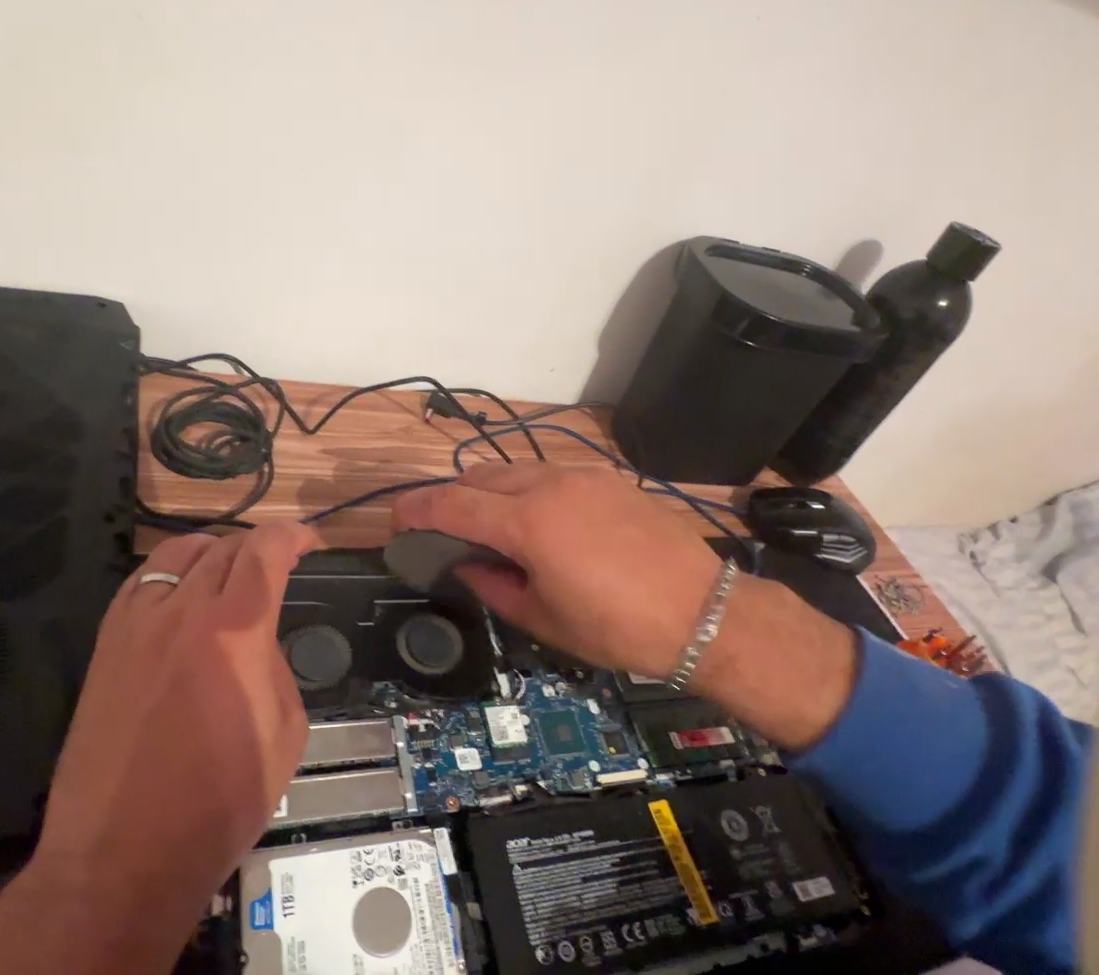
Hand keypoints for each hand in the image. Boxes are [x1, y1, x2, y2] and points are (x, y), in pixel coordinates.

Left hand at [0, 523, 320, 974]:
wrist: (124, 855)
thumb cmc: (220, 801)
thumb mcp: (286, 732)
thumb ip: (276, 670)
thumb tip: (258, 648)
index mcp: (235, 630)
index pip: (266, 550)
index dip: (294, 536)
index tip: (311, 543)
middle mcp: (181, 612)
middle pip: (224, 547)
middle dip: (260, 546)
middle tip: (280, 562)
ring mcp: (134, 626)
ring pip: (176, 555)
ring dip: (213, 551)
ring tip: (230, 569)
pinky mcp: (104, 648)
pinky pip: (139, 585)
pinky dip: (170, 575)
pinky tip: (181, 597)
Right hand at [392, 463, 724, 678]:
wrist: (702, 613)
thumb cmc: (618, 628)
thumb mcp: (544, 618)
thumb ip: (494, 585)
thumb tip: (467, 564)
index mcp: (528, 523)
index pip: (453, 503)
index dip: (417, 509)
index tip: (396, 519)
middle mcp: (551, 485)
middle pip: (480, 477)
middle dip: (452, 498)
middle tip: (441, 529)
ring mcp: (584, 476)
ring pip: (516, 470)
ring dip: (490, 491)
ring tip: (488, 525)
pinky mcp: (609, 479)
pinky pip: (551, 474)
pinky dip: (528, 489)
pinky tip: (537, 520)